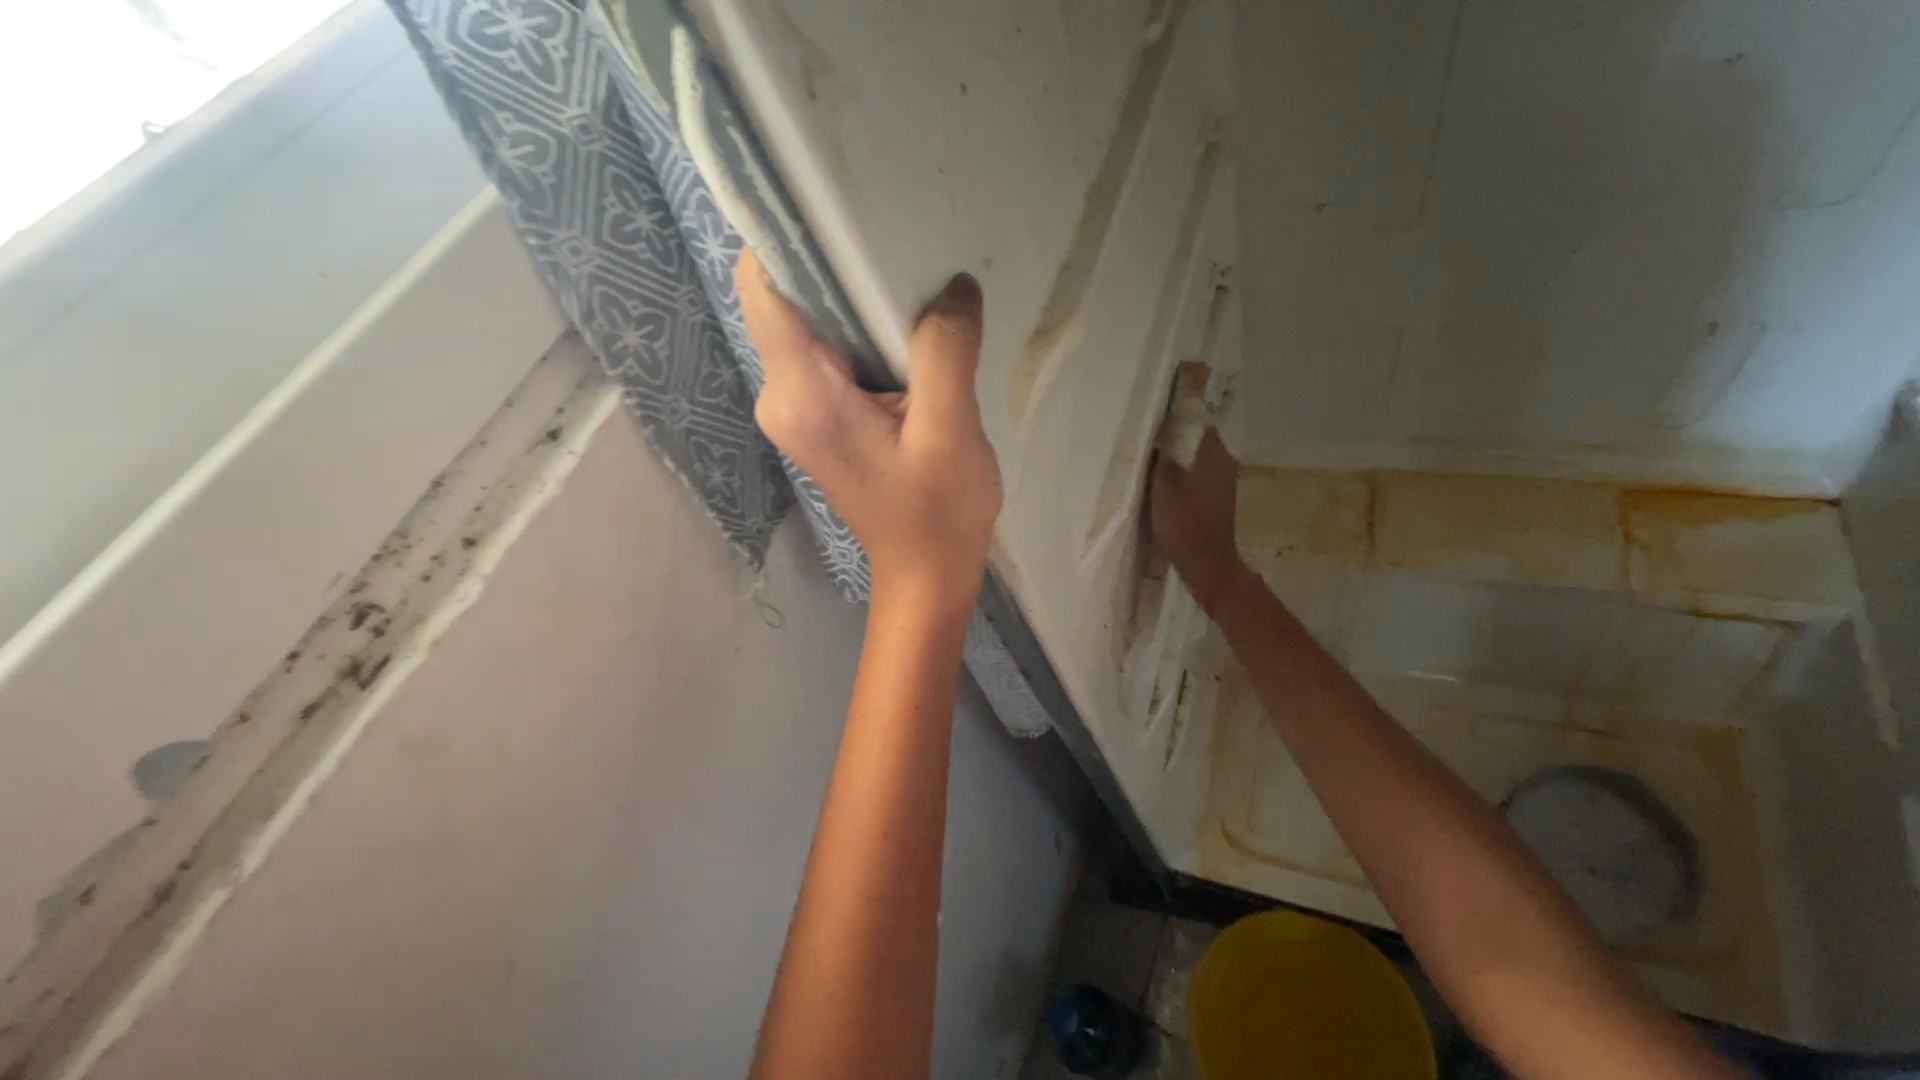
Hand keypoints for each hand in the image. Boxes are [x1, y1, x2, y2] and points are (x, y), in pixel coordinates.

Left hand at [736, 249, 1001, 610]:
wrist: (925, 572)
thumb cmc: (937, 511)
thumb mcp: (951, 429)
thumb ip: (945, 350)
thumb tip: (955, 285)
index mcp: (804, 395)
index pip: (764, 289)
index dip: (785, 235)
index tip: (833, 198)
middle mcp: (781, 396)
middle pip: (784, 299)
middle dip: (830, 262)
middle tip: (892, 234)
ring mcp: (793, 408)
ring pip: (806, 322)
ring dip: (848, 297)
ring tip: (905, 277)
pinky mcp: (813, 416)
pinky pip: (822, 350)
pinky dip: (855, 329)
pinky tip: (900, 326)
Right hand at [1149, 429, 1246, 614]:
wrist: (1207, 563)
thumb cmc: (1184, 523)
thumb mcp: (1164, 486)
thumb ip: (1162, 457)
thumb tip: (1160, 434)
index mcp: (1214, 454)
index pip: (1198, 420)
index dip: (1178, 414)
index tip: (1156, 413)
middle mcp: (1225, 462)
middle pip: (1198, 438)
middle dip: (1176, 435)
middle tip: (1148, 434)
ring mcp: (1224, 480)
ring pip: (1198, 456)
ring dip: (1178, 454)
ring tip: (1152, 455)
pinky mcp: (1218, 497)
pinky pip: (1199, 473)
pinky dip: (1184, 471)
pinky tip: (1164, 479)